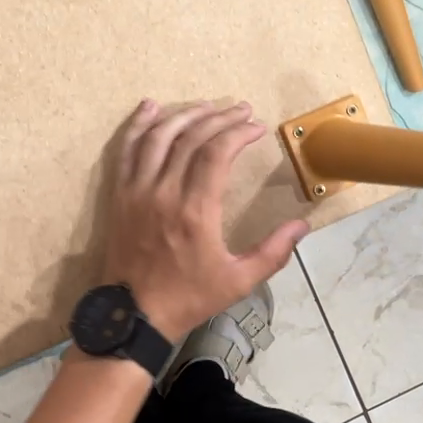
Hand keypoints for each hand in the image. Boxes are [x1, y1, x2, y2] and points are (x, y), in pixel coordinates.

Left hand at [103, 100, 308, 341]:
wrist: (133, 316)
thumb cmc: (188, 299)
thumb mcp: (238, 282)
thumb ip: (273, 252)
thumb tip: (303, 225)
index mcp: (195, 211)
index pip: (216, 153)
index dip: (237, 132)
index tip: (255, 126)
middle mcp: (164, 192)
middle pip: (190, 138)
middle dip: (219, 118)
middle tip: (240, 110)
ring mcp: (137, 190)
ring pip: (159, 137)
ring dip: (184, 114)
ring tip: (207, 106)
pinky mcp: (120, 194)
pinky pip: (127, 149)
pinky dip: (139, 124)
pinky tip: (151, 107)